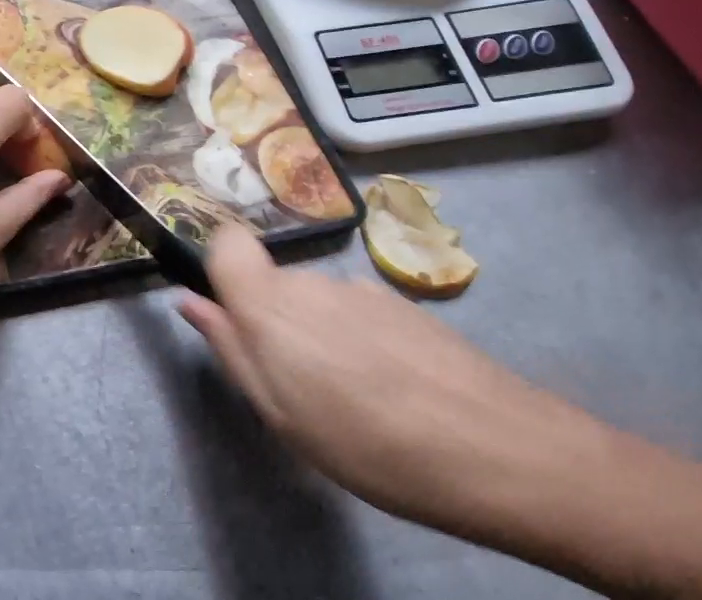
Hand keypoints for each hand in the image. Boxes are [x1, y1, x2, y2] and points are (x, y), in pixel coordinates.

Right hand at [182, 226, 701, 597]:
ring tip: (352, 399)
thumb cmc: (369, 445)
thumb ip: (230, 349)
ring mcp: (368, 293)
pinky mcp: (412, 310)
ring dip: (321, 336)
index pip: (227, 243)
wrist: (511, 458)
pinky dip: (363, 344)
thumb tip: (190, 302)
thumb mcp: (279, 413)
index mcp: (270, 304)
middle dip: (273, 321)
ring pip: (319, 303)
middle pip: (274, 283)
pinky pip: (362, 316)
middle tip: (295, 385)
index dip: (222, 269)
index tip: (232, 315)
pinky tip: (395, 394)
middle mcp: (314, 283)